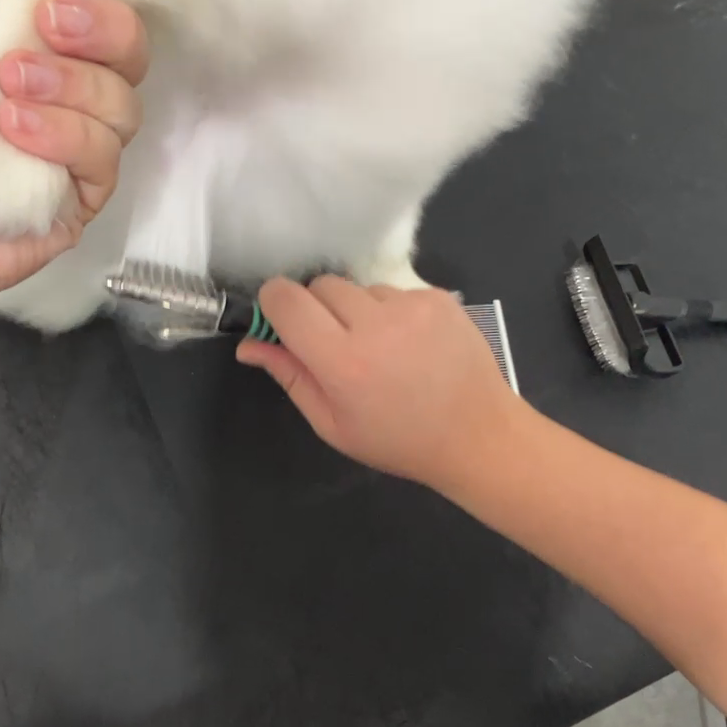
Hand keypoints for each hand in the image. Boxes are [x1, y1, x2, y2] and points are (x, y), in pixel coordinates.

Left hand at [0, 0, 148, 330]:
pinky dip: (66, 137)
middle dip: (101, 28)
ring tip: (4, 92)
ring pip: (124, 104)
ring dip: (72, 85)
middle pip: (127, 50)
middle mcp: (49, 92)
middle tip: (47, 27)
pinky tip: (14, 134)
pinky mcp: (72, 203)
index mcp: (10, 38)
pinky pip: (105, 159)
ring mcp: (64, 152)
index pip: (87, 2)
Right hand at [237, 276, 526, 486]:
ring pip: (358, 288)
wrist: (477, 435)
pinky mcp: (437, 297)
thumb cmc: (398, 440)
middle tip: (336, 347)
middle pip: (320, 286)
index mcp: (342, 363)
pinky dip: (391, 312)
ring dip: (356, 311)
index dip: (274, 303)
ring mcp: (411, 306)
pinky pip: (393, 290)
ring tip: (381, 351)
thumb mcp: (333, 424)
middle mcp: (375, 324)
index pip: (286, 299)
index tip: (280, 320)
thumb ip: (290, 377)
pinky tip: (409, 346)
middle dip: (317, 310)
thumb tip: (249, 344)